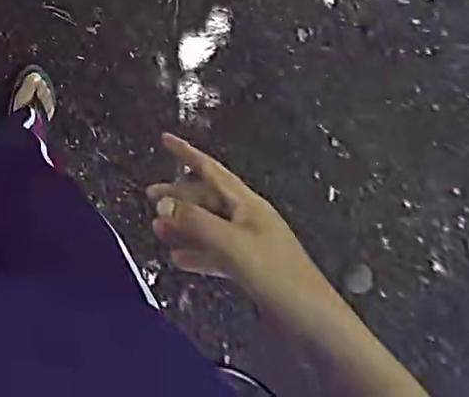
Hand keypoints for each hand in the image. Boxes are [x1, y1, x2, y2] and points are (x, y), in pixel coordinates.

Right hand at [147, 133, 334, 321]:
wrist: (318, 329)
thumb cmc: (280, 278)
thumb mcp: (232, 244)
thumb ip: (195, 221)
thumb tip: (163, 203)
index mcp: (247, 204)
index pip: (210, 169)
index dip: (186, 153)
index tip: (165, 139)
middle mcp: (248, 218)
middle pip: (206, 197)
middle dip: (178, 195)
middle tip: (150, 196)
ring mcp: (250, 244)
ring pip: (208, 226)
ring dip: (183, 226)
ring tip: (158, 229)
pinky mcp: (251, 269)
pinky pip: (216, 252)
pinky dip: (196, 252)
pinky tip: (180, 259)